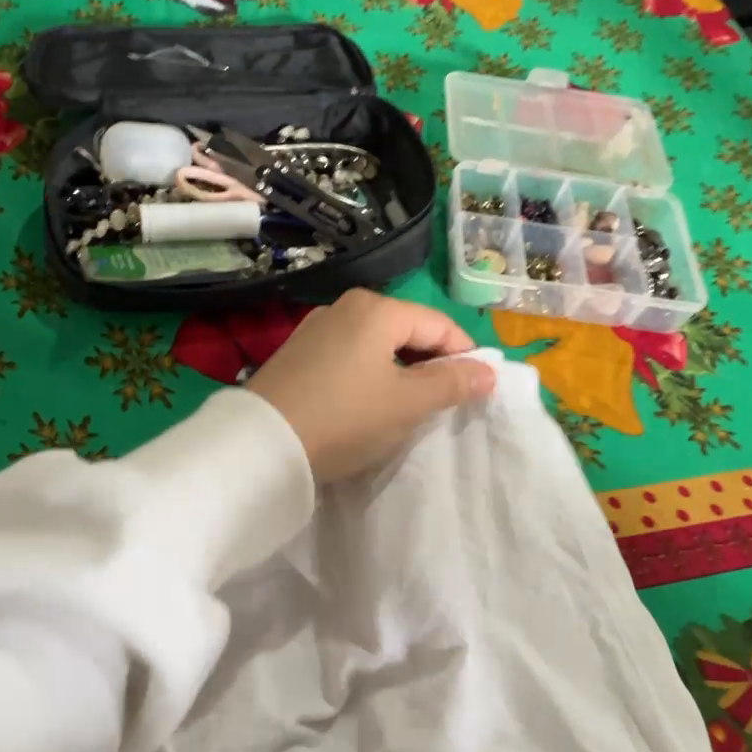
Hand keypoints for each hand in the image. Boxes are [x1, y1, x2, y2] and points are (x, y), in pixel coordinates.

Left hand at [246, 291, 496, 480]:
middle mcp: (345, 307)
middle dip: (431, 363)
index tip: (477, 391)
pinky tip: (367, 403)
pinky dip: (369, 373)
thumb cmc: (346, 418)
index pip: (439, 325)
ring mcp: (316, 328)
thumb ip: (451, 383)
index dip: (465, 356)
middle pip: (407, 329)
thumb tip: (488, 371)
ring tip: (407, 406)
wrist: (263, 445)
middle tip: (443, 402)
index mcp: (377, 309)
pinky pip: (350, 355)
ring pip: (377, 343)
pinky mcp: (297, 353)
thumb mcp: (407, 404)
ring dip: (400, 370)